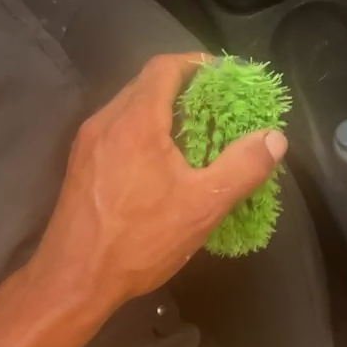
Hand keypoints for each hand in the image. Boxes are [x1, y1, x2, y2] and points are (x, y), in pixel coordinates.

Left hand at [28, 53, 286, 308]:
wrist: (72, 282)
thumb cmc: (139, 239)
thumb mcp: (203, 205)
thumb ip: (243, 167)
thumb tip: (274, 138)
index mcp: (135, 121)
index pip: (165, 67)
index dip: (198, 63)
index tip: (227, 75)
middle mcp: (107, 122)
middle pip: (147, 83)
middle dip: (186, 86)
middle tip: (221, 104)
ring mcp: (89, 144)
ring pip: (131, 106)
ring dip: (166, 109)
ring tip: (200, 131)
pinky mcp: (82, 166)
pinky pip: (120, 128)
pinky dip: (147, 128)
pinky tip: (167, 160)